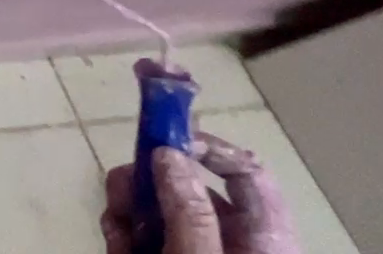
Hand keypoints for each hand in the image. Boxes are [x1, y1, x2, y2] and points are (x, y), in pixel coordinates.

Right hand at [101, 133, 300, 253]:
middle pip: (190, 182)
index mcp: (265, 237)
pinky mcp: (178, 251)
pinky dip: (126, 230)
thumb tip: (168, 151)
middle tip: (120, 196)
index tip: (161, 140)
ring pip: (160, 201)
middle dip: (143, 181)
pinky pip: (148, 225)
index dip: (208, 146)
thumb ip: (190, 213)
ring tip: (117, 233)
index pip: (248, 170)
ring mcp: (205, 245)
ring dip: (128, 208)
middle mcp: (237, 235)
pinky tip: (120, 248)